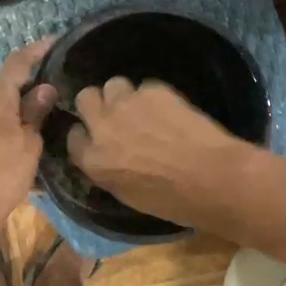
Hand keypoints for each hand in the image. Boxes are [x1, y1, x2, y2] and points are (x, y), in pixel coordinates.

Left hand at [0, 39, 57, 217]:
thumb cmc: (4, 172)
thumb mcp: (29, 142)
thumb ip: (36, 113)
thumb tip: (45, 88)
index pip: (16, 64)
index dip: (35, 50)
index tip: (54, 40)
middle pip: (6, 82)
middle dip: (30, 76)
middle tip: (56, 74)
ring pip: (1, 102)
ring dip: (21, 99)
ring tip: (47, 102)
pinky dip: (13, 117)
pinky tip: (29, 128)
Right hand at [66, 77, 253, 224]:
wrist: (211, 178)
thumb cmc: (172, 200)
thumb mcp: (127, 194)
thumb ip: (109, 170)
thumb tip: (110, 158)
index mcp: (93, 160)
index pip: (73, 135)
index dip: (86, 134)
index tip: (98, 138)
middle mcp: (103, 128)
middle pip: (85, 98)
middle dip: (98, 103)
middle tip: (116, 115)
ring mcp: (127, 105)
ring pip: (114, 84)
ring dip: (124, 95)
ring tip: (143, 108)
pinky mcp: (154, 90)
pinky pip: (146, 86)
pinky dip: (155, 97)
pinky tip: (171, 111)